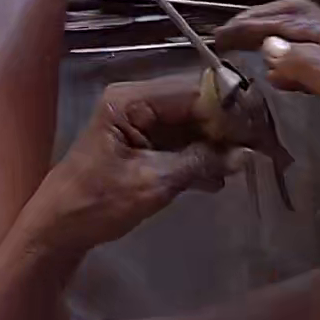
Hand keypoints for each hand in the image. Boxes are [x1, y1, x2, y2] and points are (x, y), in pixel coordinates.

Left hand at [21, 75, 246, 254]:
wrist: (58, 228)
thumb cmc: (97, 203)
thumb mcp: (152, 183)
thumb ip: (199, 163)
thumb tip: (245, 155)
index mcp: (130, 99)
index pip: (191, 91)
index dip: (228, 109)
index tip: (261, 129)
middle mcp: (135, 100)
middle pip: (192, 104)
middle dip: (225, 128)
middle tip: (260, 149)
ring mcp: (138, 120)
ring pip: (189, 124)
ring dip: (215, 145)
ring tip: (243, 167)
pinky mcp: (141, 141)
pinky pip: (178, 141)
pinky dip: (197, 157)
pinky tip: (218, 179)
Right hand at [216, 0, 319, 201]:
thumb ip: (313, 67)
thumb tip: (267, 46)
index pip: (294, 21)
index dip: (255, 25)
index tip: (221, 36)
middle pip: (297, 20)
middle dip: (259, 22)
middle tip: (224, 35)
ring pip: (300, 38)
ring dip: (268, 38)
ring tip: (238, 48)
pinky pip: (306, 62)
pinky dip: (282, 61)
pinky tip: (271, 76)